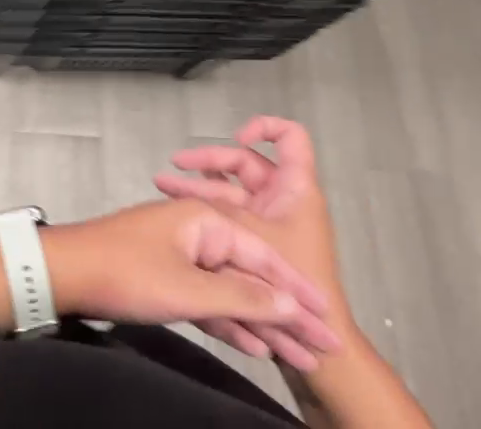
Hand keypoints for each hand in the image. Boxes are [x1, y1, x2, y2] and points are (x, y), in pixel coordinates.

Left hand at [41, 198, 342, 373]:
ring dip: (264, 325)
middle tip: (324, 347)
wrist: (65, 273)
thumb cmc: (123, 271)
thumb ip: (241, 297)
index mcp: (208, 222)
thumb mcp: (188, 288)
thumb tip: (287, 303)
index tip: (330, 318)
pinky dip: (230, 323)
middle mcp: (200, 234)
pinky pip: (208, 301)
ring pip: (232, 293)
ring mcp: (183, 258)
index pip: (266, 257)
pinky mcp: (167, 280)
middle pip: (253, 277)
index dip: (299, 291)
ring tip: (301, 357)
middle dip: (288, 314)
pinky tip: (256, 347)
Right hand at [152, 116, 351, 350]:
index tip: (236, 138)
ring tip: (160, 185)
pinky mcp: (258, 246)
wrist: (320, 352)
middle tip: (175, 164)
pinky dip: (205, 214)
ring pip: (231, 193)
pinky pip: (229, 219)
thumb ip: (219, 215)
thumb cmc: (294, 285)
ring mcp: (270, 224)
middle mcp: (283, 201)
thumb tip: (184, 195)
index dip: (265, 127)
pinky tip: (174, 213)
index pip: (291, 138)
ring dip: (198, 188)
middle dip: (207, 162)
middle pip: (246, 165)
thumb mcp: (251, 241)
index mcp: (295, 191)